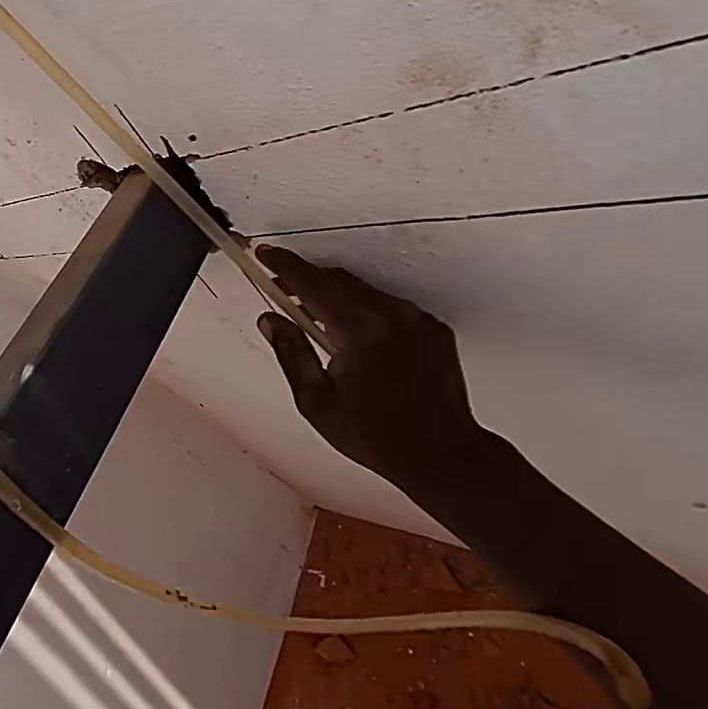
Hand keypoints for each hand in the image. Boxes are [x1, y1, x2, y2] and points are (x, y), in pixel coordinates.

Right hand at [255, 245, 491, 484]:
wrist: (440, 454)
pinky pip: (392, 306)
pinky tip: (359, 338)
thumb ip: (292, 354)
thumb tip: (271, 321)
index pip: (314, 282)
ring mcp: (417, 319)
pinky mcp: (433, 328)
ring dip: (339, 297)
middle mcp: (393, 316)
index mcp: (361, 332)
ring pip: (366, 291)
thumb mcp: (318, 403)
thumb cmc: (380, 437)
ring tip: (320, 323)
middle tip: (285, 292)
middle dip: (308, 280)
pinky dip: (369, 311)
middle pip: (339, 279)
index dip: (285, 265)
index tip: (267, 254)